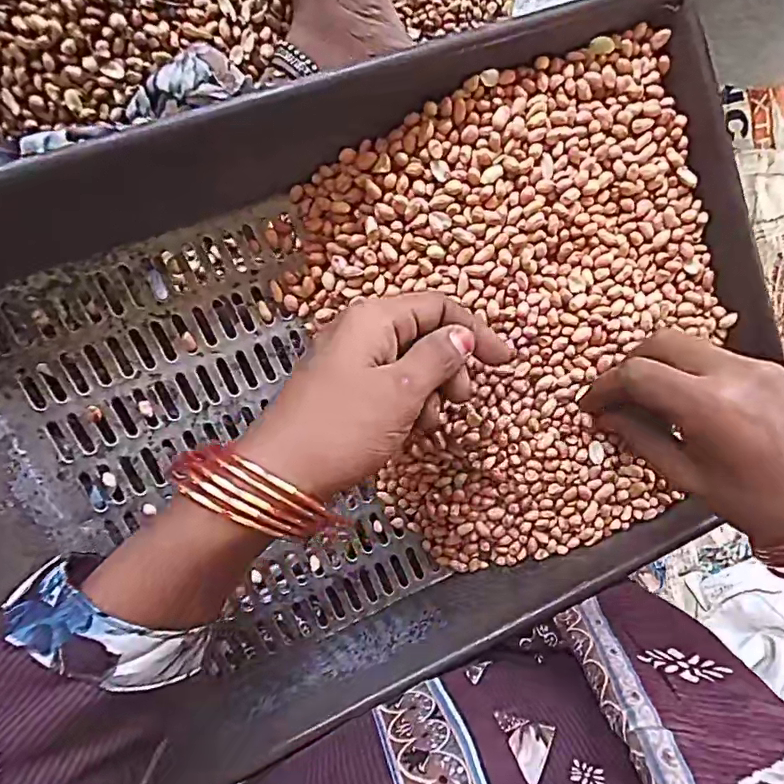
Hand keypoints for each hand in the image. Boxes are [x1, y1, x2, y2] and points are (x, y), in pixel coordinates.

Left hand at [236, 293, 512, 498]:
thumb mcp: (402, 391)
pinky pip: (392, 389)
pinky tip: (405, 432)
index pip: (438, 306)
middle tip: (458, 401)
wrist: (281, 476)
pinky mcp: (346, 392)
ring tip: (423, 424)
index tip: (502, 360)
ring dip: (430, 395)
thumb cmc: (338, 431)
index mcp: (373, 319)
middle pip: (426, 335)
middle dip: (450, 369)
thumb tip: (462, 336)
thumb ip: (439, 357)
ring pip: (412, 366)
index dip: (475, 331)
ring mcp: (351, 363)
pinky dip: (408, 408)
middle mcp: (360, 333)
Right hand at [577, 330, 783, 546]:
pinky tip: (685, 400)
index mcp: (710, 407)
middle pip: (660, 341)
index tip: (591, 404)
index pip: (638, 373)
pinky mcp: (771, 367)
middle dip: (629, 364)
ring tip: (647, 399)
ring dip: (659, 364)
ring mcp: (757, 366)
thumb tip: (608, 417)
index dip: (605, 386)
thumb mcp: (687, 477)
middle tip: (616, 395)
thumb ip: (642, 439)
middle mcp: (735, 374)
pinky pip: (714, 356)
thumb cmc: (755, 504)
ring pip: (688, 344)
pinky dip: (688, 370)